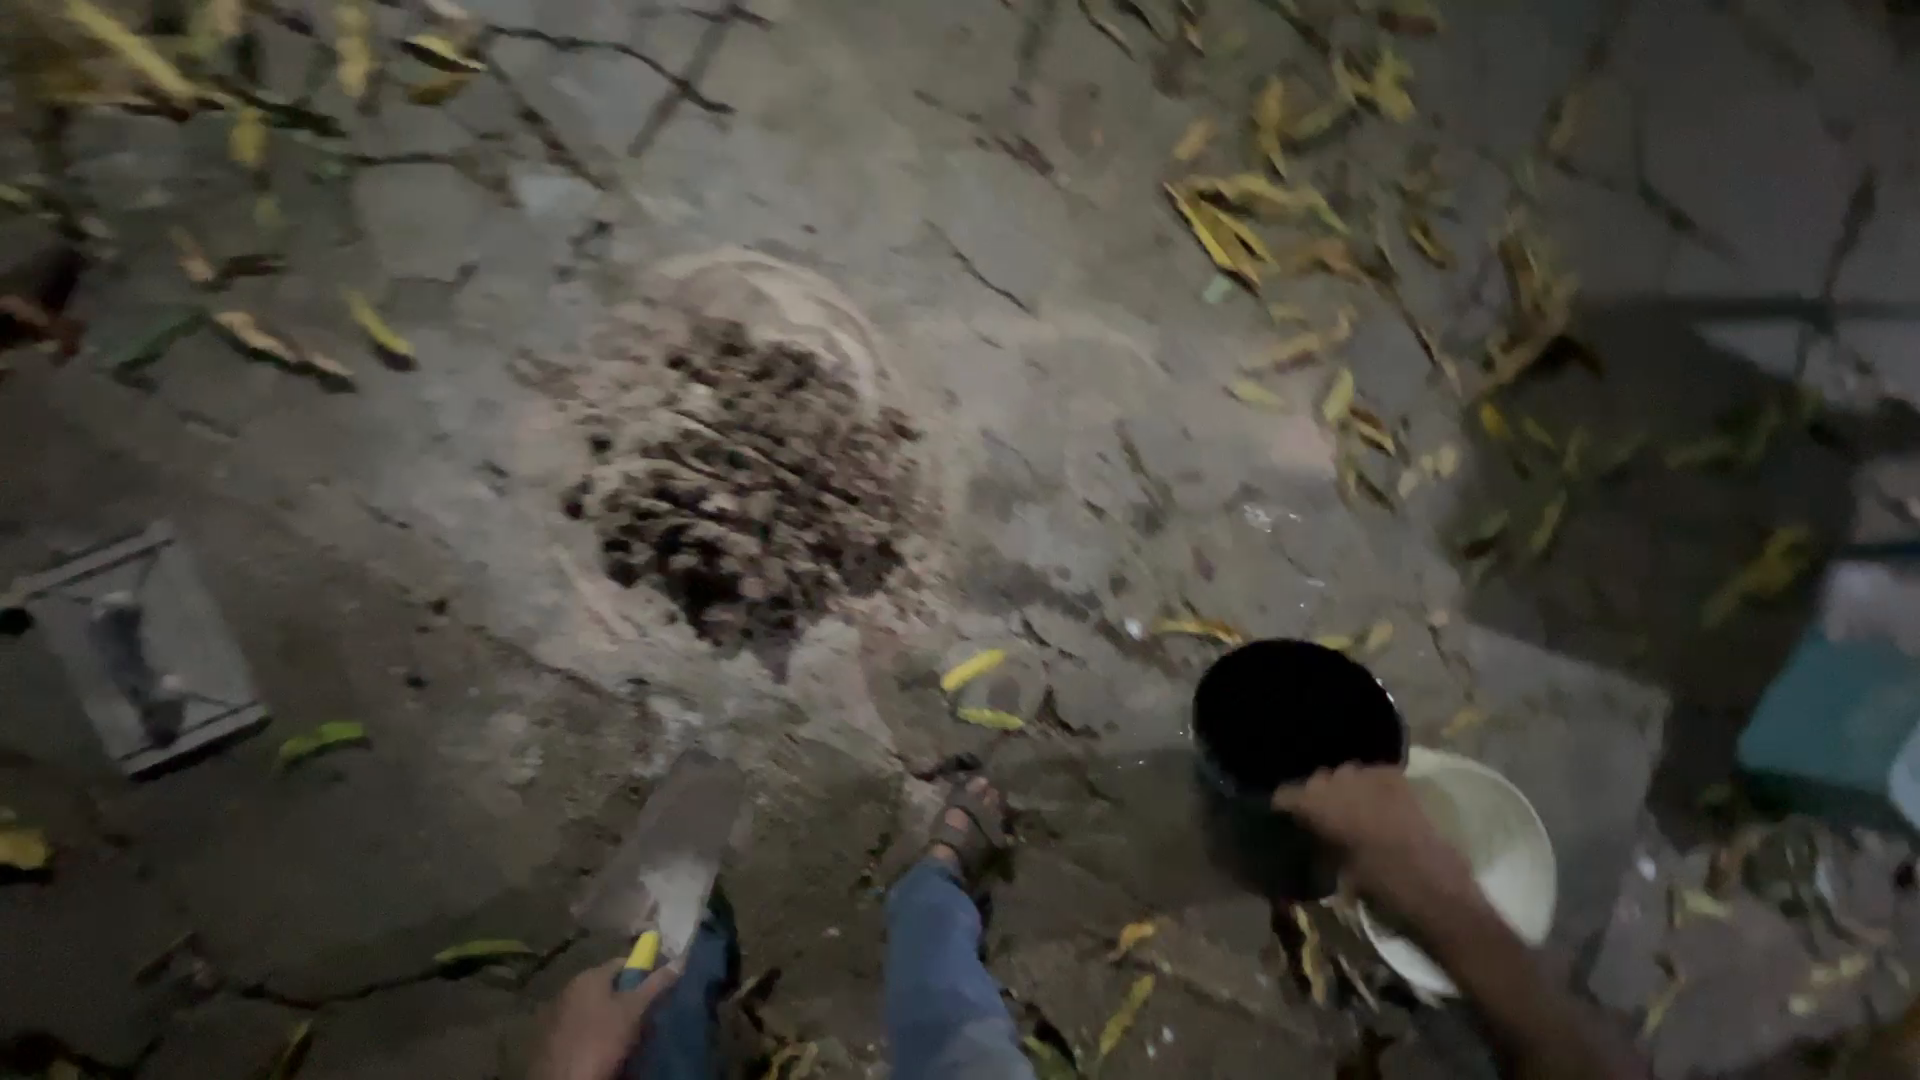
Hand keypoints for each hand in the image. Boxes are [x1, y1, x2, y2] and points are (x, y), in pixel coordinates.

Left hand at [530, 959, 680, 1079]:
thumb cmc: (601, 1039)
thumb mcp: (634, 1010)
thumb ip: (657, 983)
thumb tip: (680, 960)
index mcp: (588, 976)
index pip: (624, 963)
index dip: (645, 973)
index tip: (659, 990)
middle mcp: (570, 989)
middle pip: (611, 988)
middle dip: (631, 1001)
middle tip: (647, 1019)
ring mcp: (558, 1016)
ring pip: (597, 1010)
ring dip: (615, 1020)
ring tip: (630, 1039)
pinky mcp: (552, 1041)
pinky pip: (583, 1029)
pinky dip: (597, 1034)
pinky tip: (607, 1051)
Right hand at [1271, 765, 1478, 915]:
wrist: (1443, 900)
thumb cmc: (1384, 893)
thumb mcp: (1340, 871)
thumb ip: (1321, 843)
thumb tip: (1309, 831)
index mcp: (1324, 808)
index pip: (1289, 794)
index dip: (1283, 805)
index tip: (1281, 816)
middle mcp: (1346, 786)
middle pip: (1319, 780)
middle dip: (1315, 795)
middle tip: (1317, 817)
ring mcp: (1377, 782)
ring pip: (1347, 773)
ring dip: (1343, 788)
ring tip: (1347, 808)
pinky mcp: (1404, 786)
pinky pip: (1376, 774)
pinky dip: (1371, 784)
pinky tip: (1374, 801)